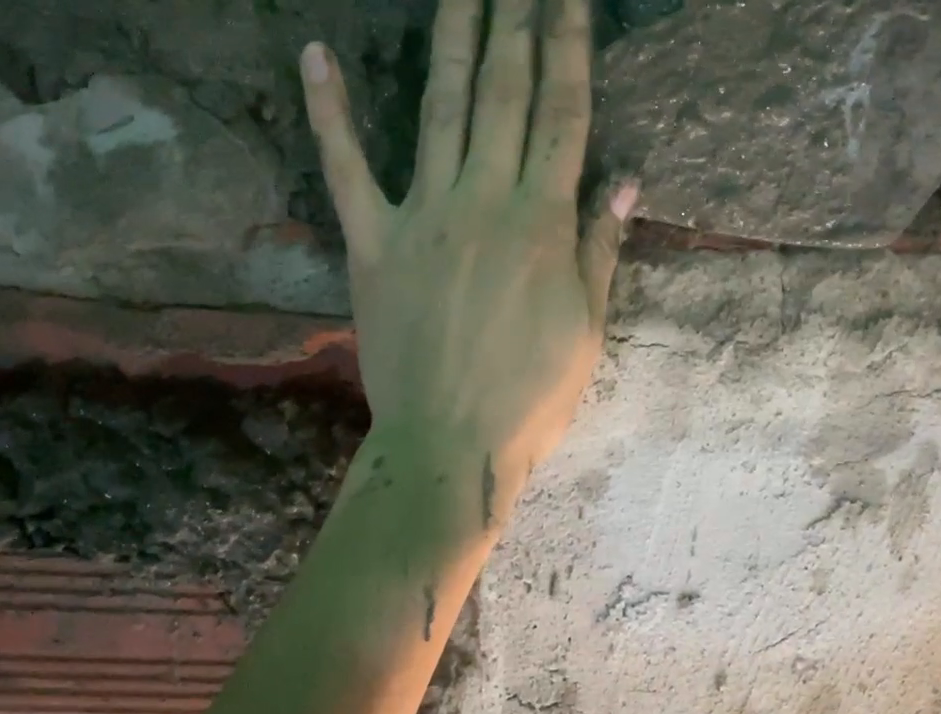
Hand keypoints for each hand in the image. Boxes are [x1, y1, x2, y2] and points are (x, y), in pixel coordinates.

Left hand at [300, 0, 636, 485]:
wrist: (450, 444)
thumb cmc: (530, 398)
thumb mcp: (587, 331)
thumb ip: (600, 252)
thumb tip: (625, 184)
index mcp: (542, 222)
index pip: (563, 114)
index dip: (569, 47)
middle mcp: (483, 201)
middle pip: (503, 92)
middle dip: (515, 20)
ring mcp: (422, 217)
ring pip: (439, 110)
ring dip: (451, 38)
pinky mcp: (372, 244)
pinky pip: (346, 170)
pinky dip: (329, 114)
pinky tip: (315, 56)